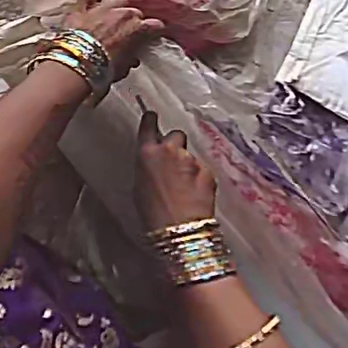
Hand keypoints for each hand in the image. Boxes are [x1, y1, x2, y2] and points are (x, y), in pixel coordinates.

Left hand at [64, 0, 164, 79]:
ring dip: (117, 7)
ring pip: (118, 0)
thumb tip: (132, 58)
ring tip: (113, 16)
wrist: (76, 64)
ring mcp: (104, 7)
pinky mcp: (83, 6)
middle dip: (132, 22)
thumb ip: (130, 58)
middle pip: (135, 12)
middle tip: (126, 33)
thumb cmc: (103, 70)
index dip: (153, 31)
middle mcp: (124, 13)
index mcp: (138, 28)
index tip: (151, 37)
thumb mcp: (123, 69)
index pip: (155, 26)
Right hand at [135, 109, 215, 228]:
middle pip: (176, 135)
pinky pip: (202, 170)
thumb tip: (154, 165)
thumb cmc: (152, 214)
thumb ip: (148, 168)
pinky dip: (199, 179)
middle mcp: (171, 150)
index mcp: (148, 153)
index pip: (149, 124)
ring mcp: (192, 159)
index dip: (151, 120)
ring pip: (190, 154)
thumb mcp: (139, 187)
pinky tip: (195, 195)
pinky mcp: (208, 171)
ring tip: (184, 187)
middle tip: (173, 163)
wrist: (180, 230)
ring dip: (187, 165)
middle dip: (175, 145)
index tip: (152, 116)